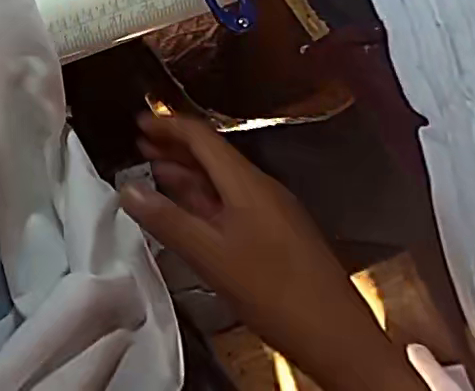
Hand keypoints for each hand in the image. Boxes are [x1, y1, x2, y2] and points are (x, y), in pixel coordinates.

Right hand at [119, 112, 425, 390]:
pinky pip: (232, 201)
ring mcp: (273, 214)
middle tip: (139, 145)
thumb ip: (166, 220)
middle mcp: (262, 190)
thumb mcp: (211, 257)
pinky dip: (202, 196)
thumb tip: (126, 189)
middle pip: (212, 155)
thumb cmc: (277, 295)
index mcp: (247, 185)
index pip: (201, 137)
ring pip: (221, 180)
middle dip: (173, 147)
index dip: (167, 125)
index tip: (137, 122)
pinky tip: (186, 210)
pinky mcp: (278, 237)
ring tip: (153, 172)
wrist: (348, 351)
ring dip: (186, 172)